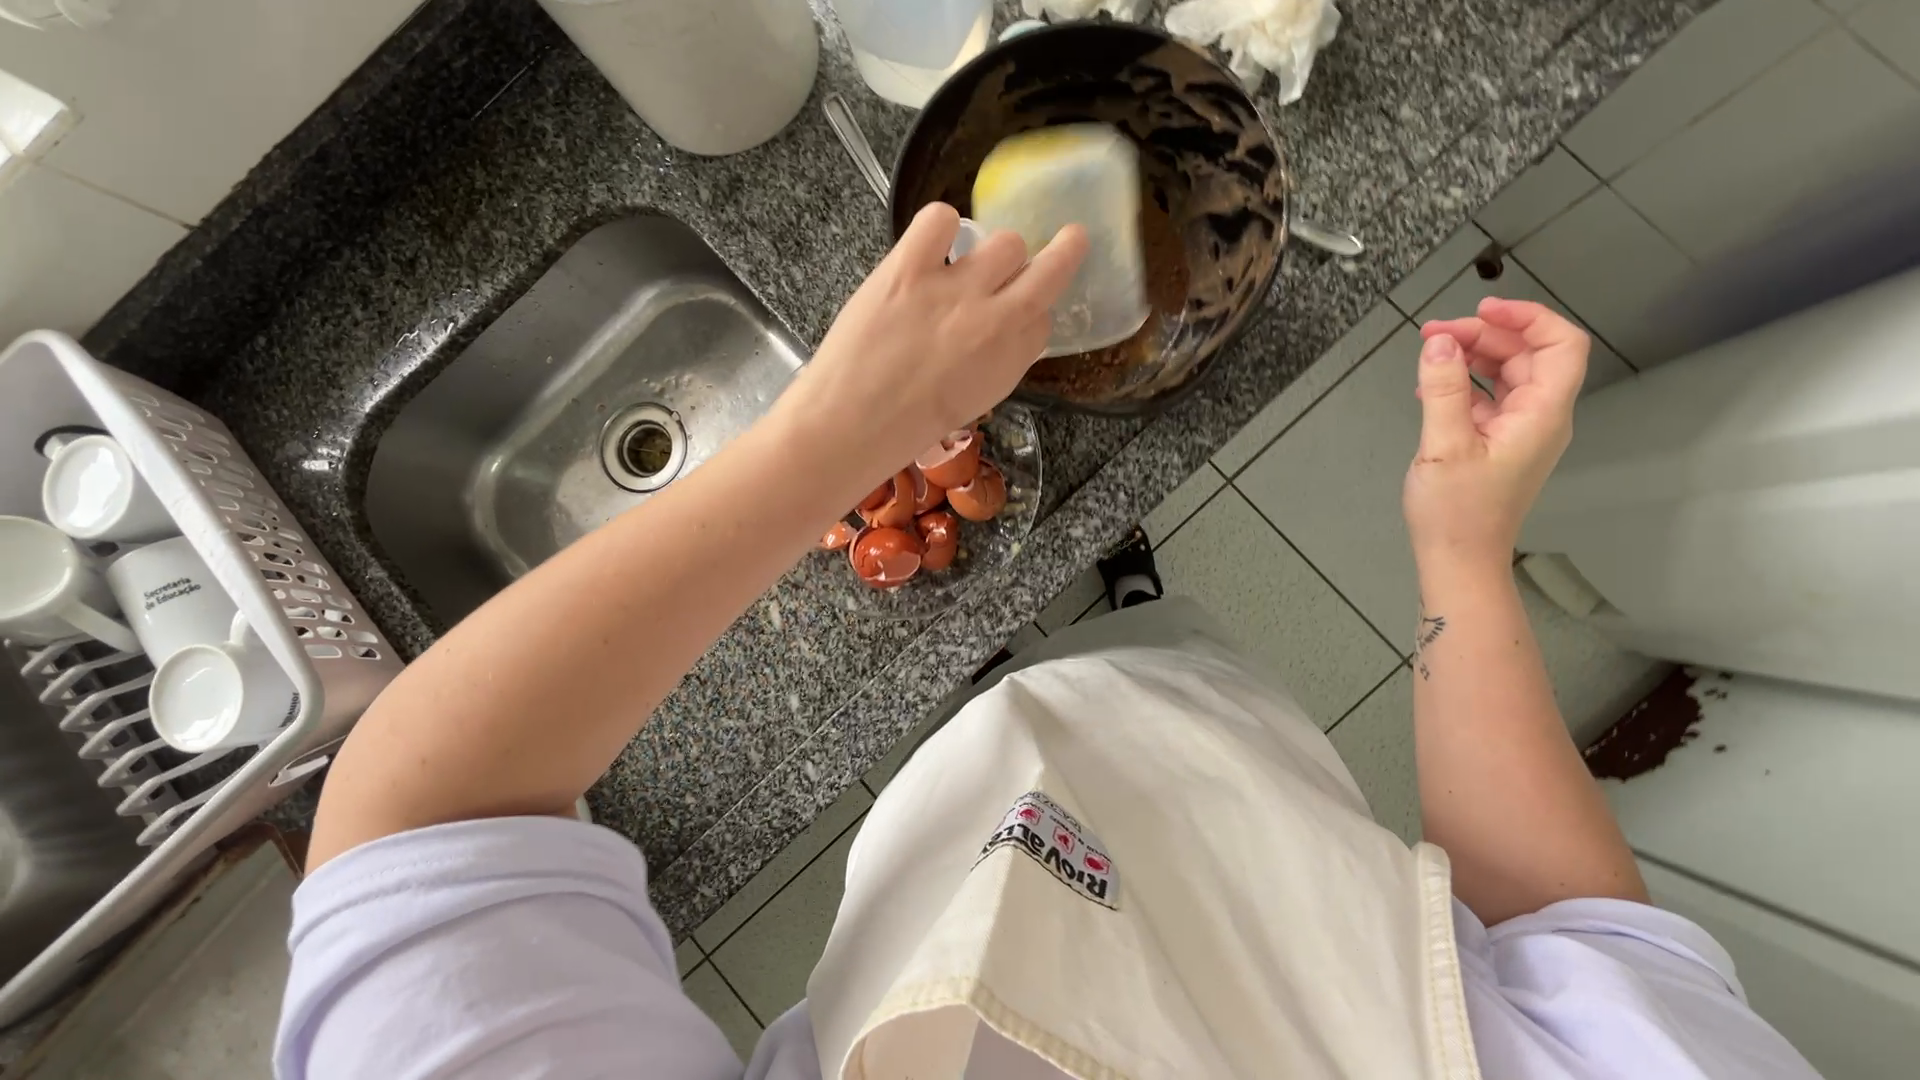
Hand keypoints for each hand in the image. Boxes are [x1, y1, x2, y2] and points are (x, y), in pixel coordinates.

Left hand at [772, 203, 1087, 476]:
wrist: (852, 424)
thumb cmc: (908, 426)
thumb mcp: (973, 402)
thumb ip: (996, 361)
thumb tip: (1001, 331)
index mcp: (1010, 359)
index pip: (1044, 317)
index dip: (1031, 310)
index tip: (1018, 310)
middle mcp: (995, 318)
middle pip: (1045, 268)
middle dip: (1052, 257)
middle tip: (1045, 251)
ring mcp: (954, 288)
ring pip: (1004, 242)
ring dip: (991, 251)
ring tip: (963, 264)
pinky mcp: (910, 268)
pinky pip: (941, 219)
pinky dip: (941, 225)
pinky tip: (931, 244)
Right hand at [1403, 298, 1587, 572]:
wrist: (1458, 560)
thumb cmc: (1456, 510)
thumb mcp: (1443, 445)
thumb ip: (1443, 389)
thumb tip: (1439, 342)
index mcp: (1542, 414)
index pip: (1560, 345)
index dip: (1527, 317)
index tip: (1480, 310)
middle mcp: (1540, 418)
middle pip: (1528, 356)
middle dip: (1484, 335)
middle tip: (1433, 333)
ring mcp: (1520, 433)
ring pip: (1507, 375)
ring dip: (1472, 357)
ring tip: (1430, 352)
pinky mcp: (1498, 445)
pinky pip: (1489, 400)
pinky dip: (1463, 385)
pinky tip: (1431, 388)